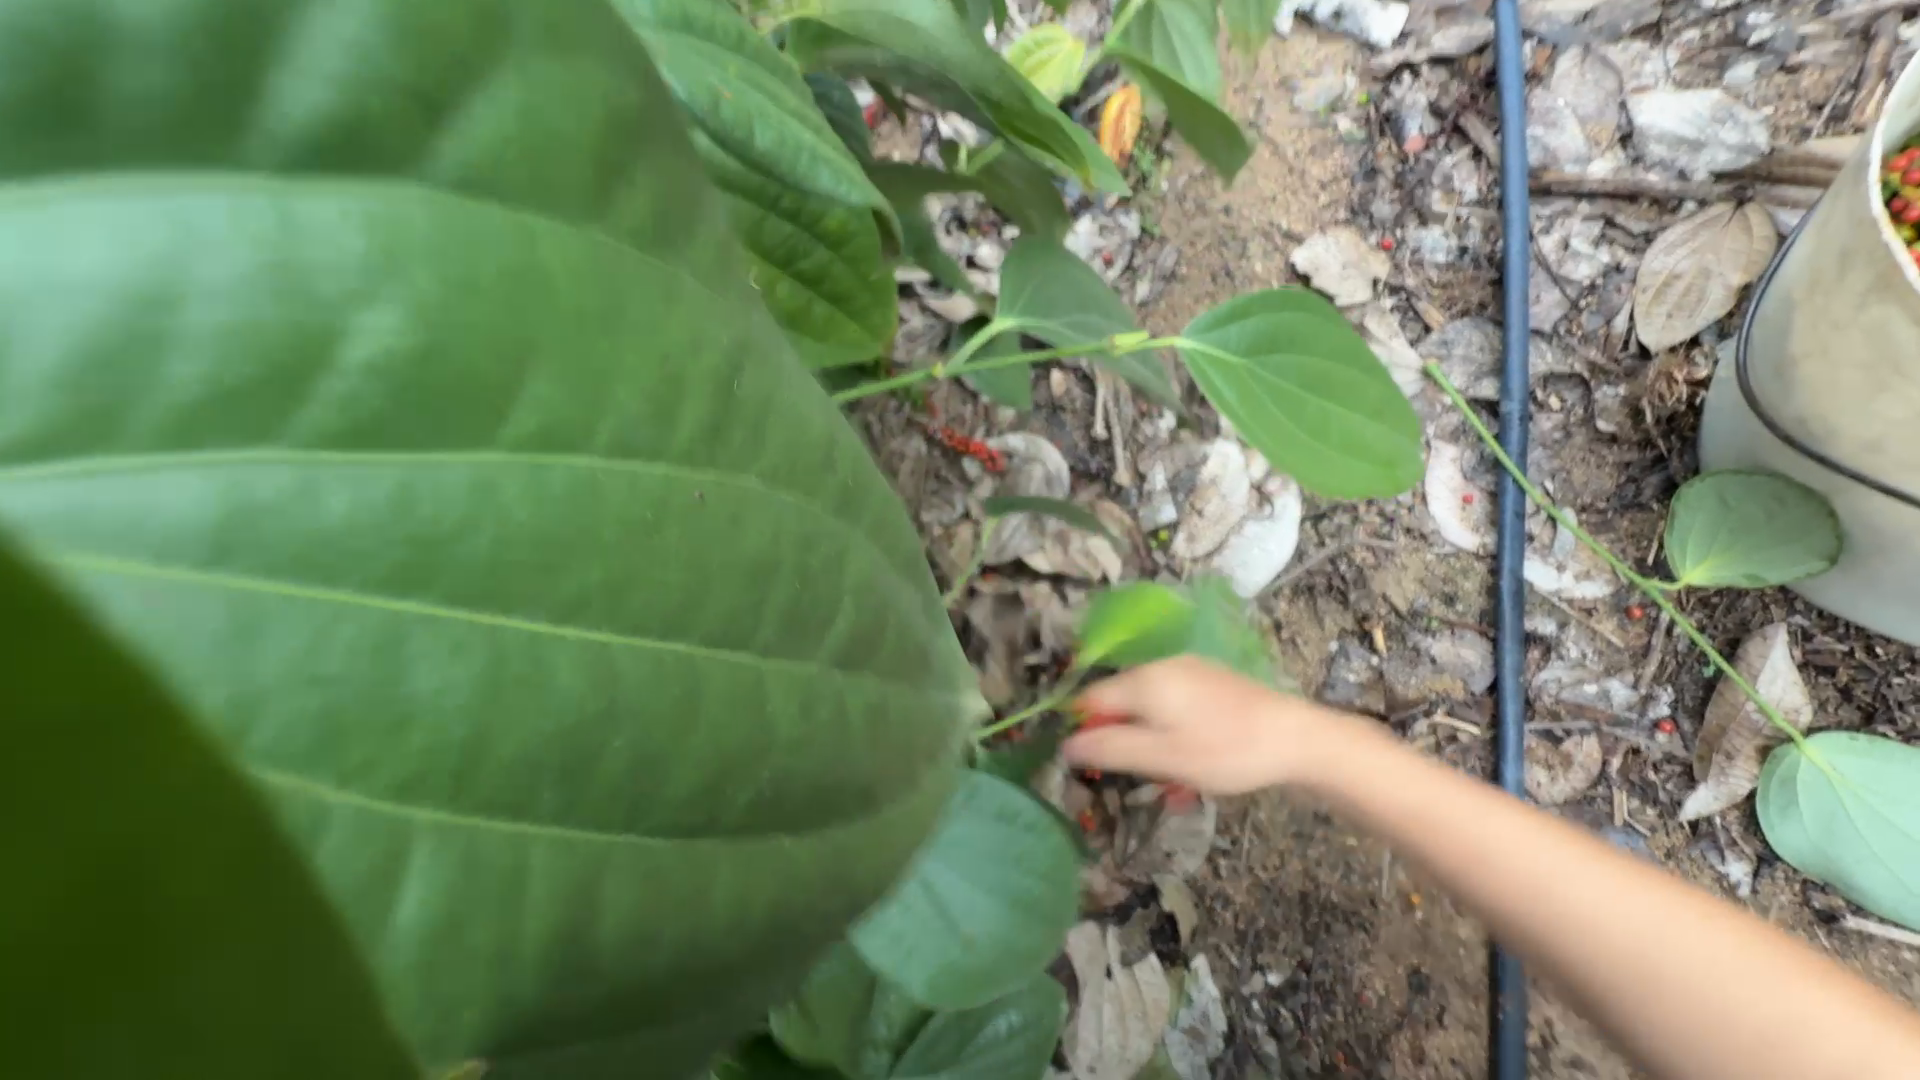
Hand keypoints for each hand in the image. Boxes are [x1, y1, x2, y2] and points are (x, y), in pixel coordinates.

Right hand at [1061, 655, 1341, 795]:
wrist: (1298, 740)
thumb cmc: (1225, 752)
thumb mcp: (1162, 758)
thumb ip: (1111, 749)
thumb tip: (1066, 744)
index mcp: (1144, 680)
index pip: (1091, 698)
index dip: (1086, 729)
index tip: (1096, 764)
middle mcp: (1162, 666)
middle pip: (1120, 701)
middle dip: (1123, 737)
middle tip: (1144, 774)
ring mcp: (1189, 670)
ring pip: (1150, 706)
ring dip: (1150, 740)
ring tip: (1173, 776)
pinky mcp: (1211, 681)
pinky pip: (1175, 705)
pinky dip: (1172, 731)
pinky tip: (1193, 759)